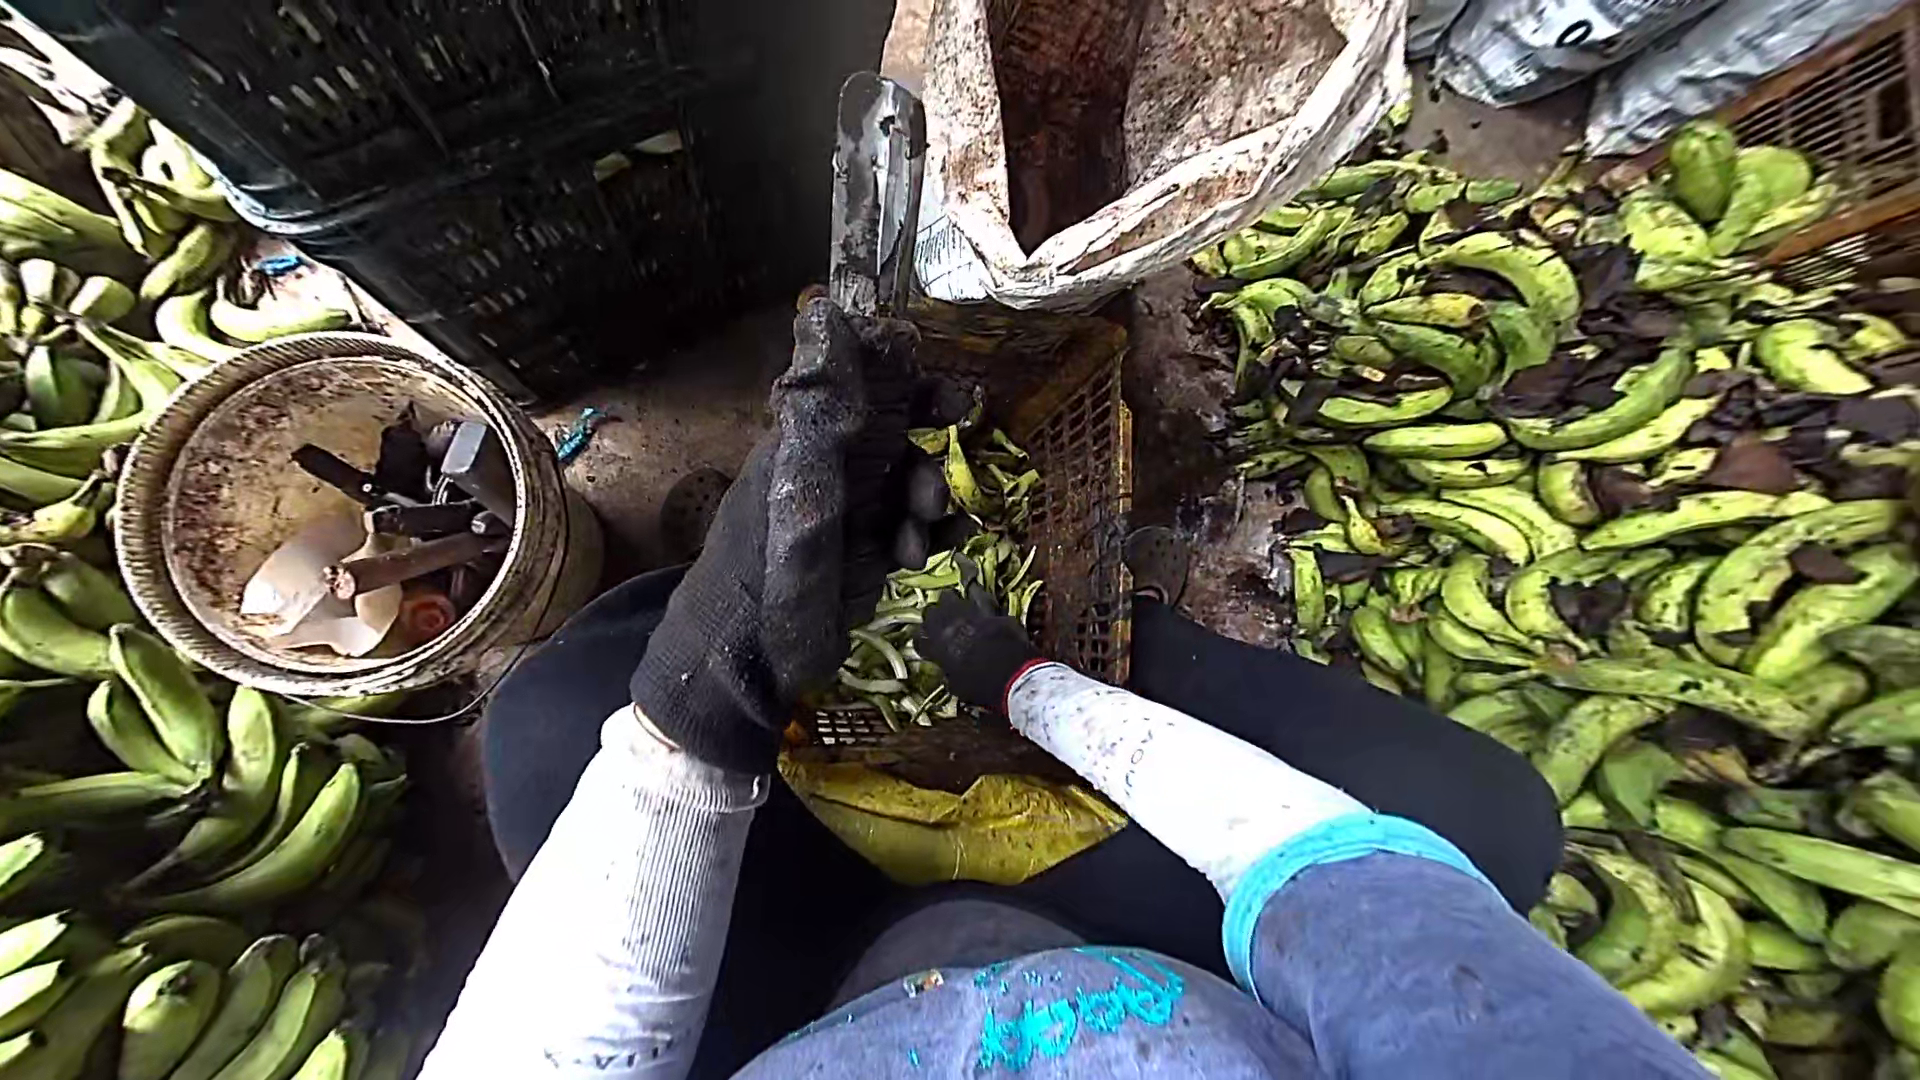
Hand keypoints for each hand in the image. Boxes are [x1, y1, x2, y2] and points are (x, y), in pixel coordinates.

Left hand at [629, 298, 916, 771]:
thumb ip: (823, 407)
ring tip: (916, 534)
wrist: (752, 654)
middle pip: (904, 439)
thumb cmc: (772, 564)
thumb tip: (825, 312)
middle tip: (940, 485)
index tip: (955, 406)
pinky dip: (929, 537)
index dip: (918, 387)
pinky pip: (916, 529)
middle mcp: (839, 468)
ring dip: (929, 504)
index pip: (872, 390)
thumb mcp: (798, 481)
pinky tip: (919, 555)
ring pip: (915, 487)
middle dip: (931, 457)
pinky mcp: (869, 551)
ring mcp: (856, 511)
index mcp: (817, 440)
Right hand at [916, 591, 1044, 712]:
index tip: (926, 645)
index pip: (919, 638)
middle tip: (939, 625)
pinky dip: (977, 598)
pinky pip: (978, 596)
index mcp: (938, 647)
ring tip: (956, 609)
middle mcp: (949, 625)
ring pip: (950, 596)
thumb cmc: (984, 687)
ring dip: (951, 603)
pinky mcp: (991, 609)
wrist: (1016, 675)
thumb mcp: (958, 687)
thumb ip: (948, 673)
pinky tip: (978, 601)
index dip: (921, 641)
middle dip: (933, 617)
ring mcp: (969, 613)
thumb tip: (947, 670)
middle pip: (930, 612)